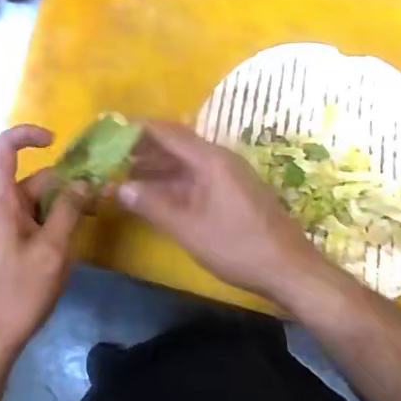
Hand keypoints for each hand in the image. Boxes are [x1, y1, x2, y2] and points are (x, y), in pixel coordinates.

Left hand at [0, 125, 88, 364]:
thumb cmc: (17, 294)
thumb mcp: (52, 251)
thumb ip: (68, 211)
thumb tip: (84, 181)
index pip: (2, 148)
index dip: (26, 134)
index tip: (56, 141)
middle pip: (31, 178)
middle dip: (65, 182)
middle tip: (99, 197)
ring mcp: (0, 227)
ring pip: (34, 201)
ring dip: (62, 204)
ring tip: (91, 220)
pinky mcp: (5, 244)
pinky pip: (31, 220)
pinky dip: (52, 221)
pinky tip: (72, 240)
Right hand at [117, 121, 327, 305]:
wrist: (289, 270)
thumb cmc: (238, 246)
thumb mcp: (189, 228)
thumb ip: (153, 206)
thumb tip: (120, 187)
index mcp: (210, 159)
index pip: (168, 133)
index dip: (138, 130)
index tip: (110, 131)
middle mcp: (219, 159)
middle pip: (176, 144)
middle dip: (143, 149)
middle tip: (110, 155)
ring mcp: (228, 175)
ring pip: (185, 162)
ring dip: (156, 167)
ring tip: (124, 173)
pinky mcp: (232, 192)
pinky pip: (195, 177)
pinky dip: (172, 181)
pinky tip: (154, 194)